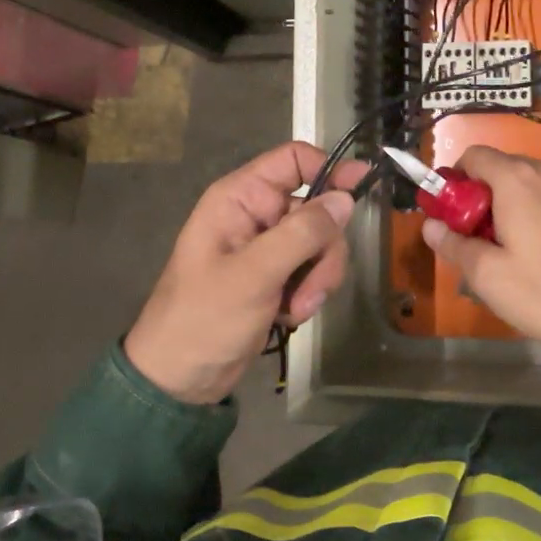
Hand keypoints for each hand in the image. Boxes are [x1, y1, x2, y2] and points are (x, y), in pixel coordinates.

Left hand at [124, 142, 366, 404]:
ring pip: (321, 242)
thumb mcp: (254, 274)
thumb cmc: (204, 318)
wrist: (179, 379)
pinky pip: (313, 268)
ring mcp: (268, 246)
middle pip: (318, 207)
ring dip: (319, 277)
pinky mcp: (277, 275)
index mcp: (241, 198)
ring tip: (297, 308)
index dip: (329, 169)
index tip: (361, 188)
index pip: (294, 160)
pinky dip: (310, 292)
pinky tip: (291, 316)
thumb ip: (302, 233)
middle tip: (313, 287)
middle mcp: (257, 214)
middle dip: (324, 248)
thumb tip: (346, 198)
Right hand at [422, 146, 540, 392]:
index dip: (454, 182)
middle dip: (484, 200)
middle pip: (504, 170)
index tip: (451, 218)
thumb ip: (455, 246)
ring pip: (534, 187)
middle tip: (480, 245)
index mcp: (517, 179)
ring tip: (517, 256)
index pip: (473, 156)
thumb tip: (430, 225)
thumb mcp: (491, 278)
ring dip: (516, 210)